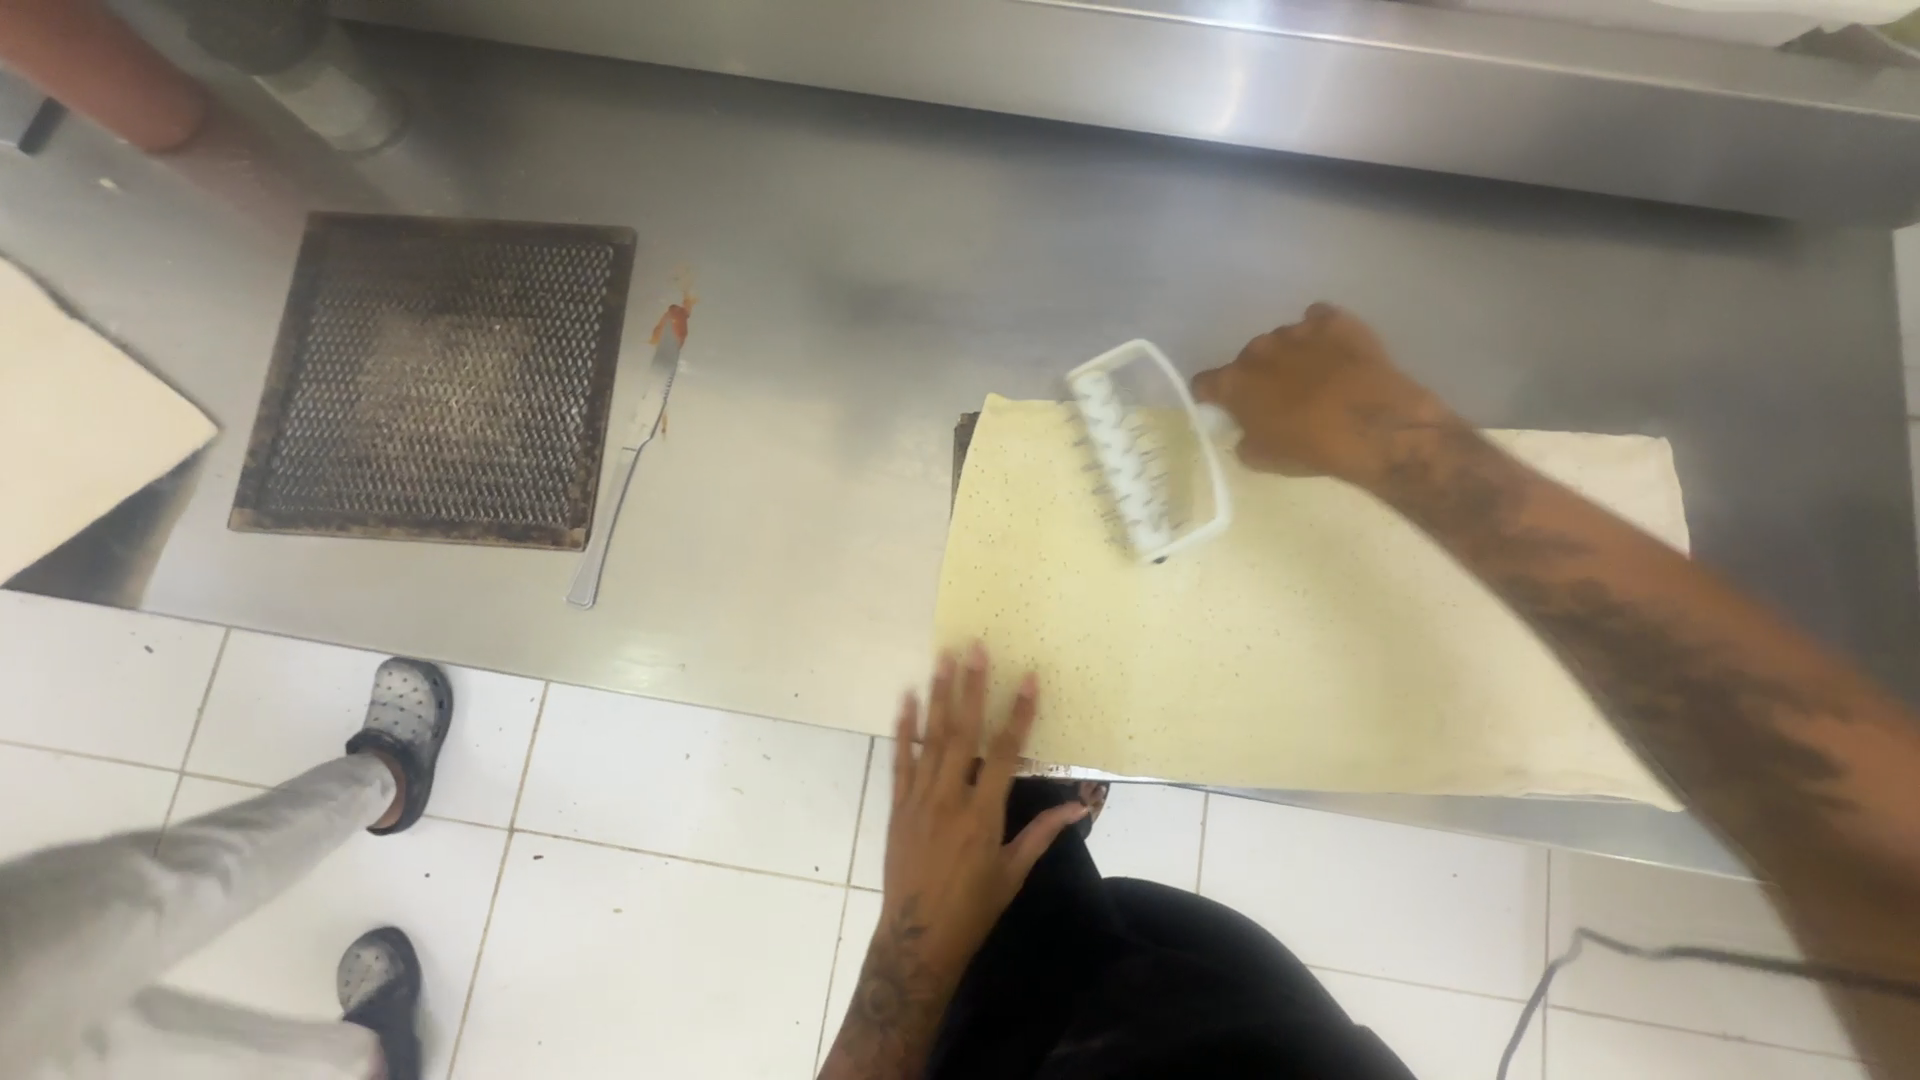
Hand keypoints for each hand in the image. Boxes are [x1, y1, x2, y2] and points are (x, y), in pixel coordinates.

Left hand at [880, 644, 1087, 983]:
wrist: (918, 939)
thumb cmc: (974, 907)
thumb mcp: (1013, 872)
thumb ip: (1043, 833)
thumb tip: (1079, 806)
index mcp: (983, 814)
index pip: (1005, 752)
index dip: (1019, 713)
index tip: (1028, 679)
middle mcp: (950, 798)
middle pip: (963, 733)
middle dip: (972, 688)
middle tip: (976, 648)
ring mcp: (920, 799)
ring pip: (930, 739)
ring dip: (938, 696)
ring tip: (943, 659)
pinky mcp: (898, 805)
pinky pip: (900, 760)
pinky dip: (903, 729)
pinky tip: (906, 699)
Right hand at [1191, 302, 1451, 482]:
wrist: (1376, 428)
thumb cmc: (1310, 448)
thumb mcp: (1262, 458)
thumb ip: (1245, 439)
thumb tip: (1248, 431)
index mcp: (1233, 383)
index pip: (1204, 383)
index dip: (1212, 396)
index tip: (1226, 407)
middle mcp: (1258, 350)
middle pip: (1247, 360)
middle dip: (1258, 376)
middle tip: (1279, 398)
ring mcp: (1296, 331)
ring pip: (1282, 341)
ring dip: (1289, 356)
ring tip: (1315, 376)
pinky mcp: (1333, 321)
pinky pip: (1317, 320)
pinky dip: (1319, 333)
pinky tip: (1333, 351)